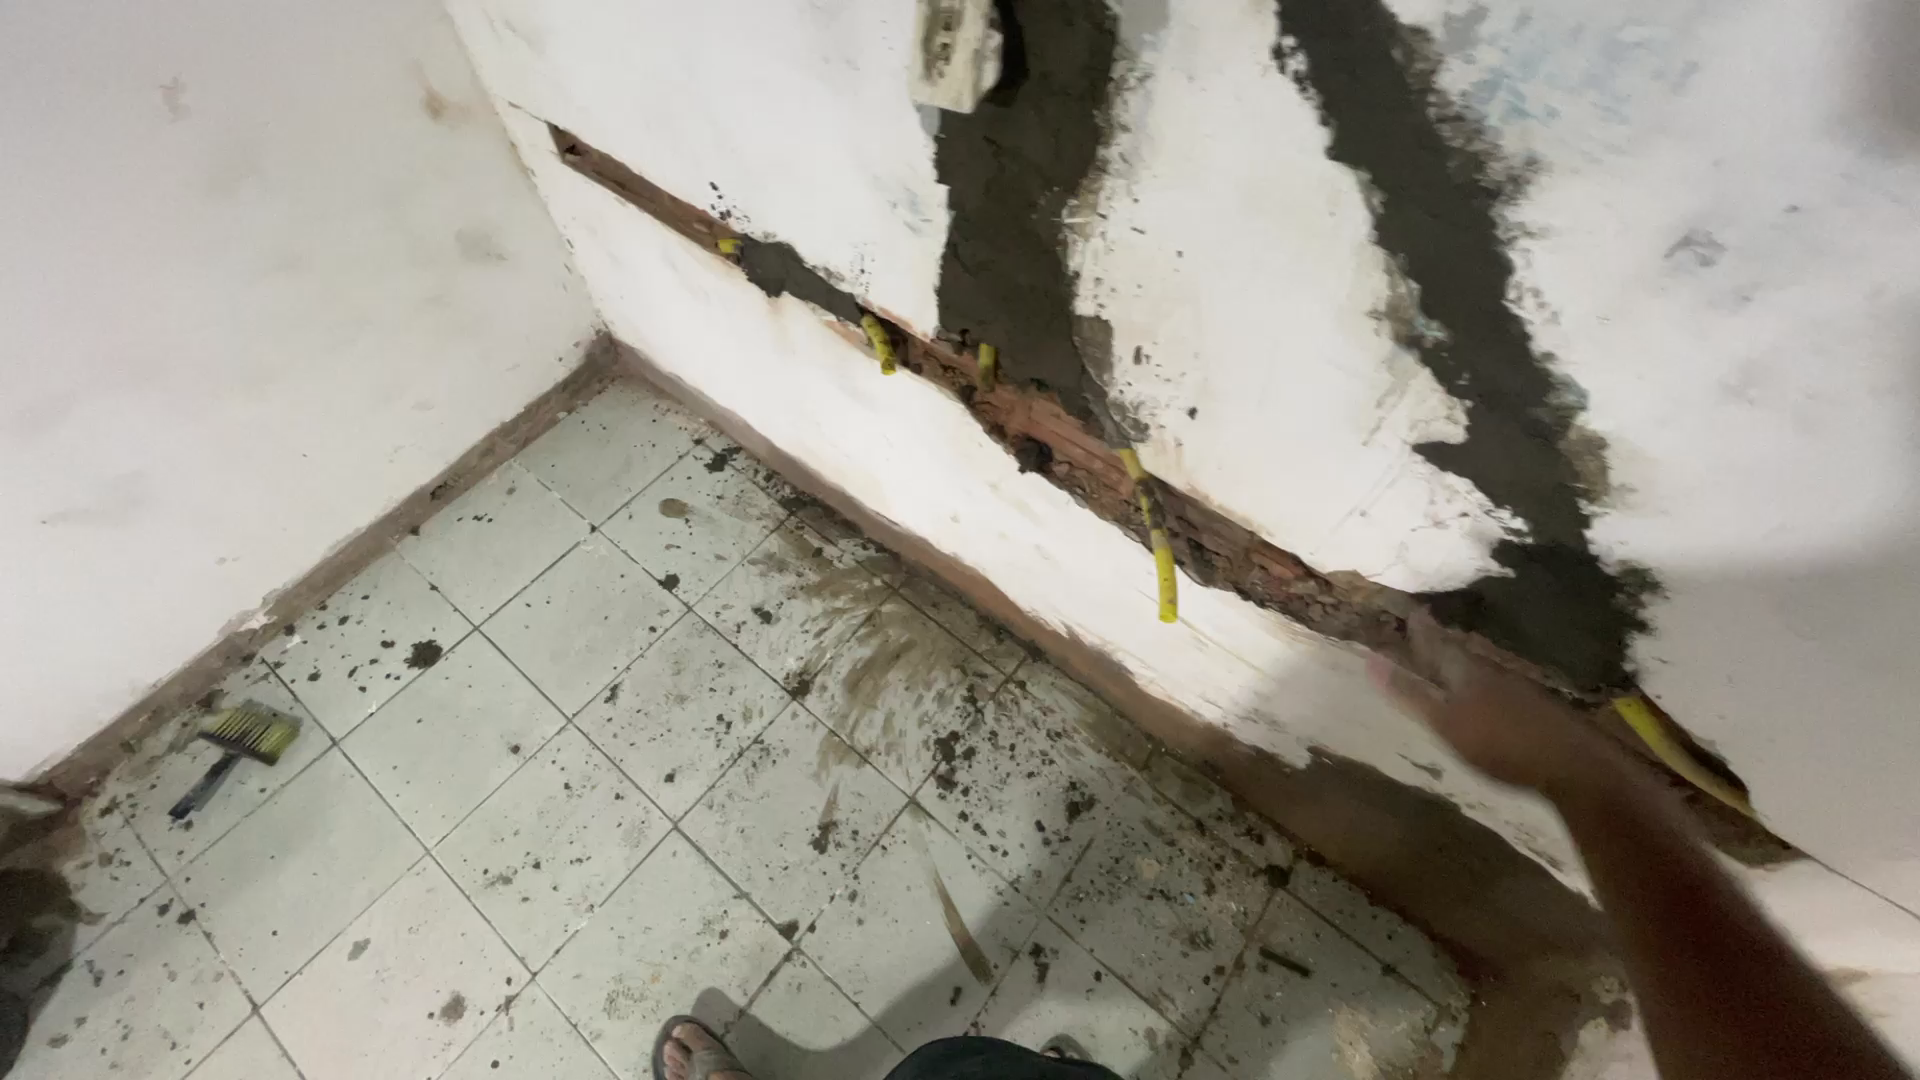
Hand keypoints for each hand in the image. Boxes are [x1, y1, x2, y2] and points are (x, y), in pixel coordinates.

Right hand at [1369, 610, 1619, 798]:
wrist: (1576, 767)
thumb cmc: (1499, 742)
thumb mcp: (1443, 721)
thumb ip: (1408, 692)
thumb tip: (1369, 659)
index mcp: (1464, 672)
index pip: (1436, 642)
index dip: (1422, 629)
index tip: (1413, 609)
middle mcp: (1489, 673)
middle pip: (1459, 653)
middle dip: (1440, 642)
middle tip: (1426, 630)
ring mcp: (1516, 691)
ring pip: (1479, 669)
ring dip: (1460, 662)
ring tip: (1447, 660)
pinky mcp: (1534, 711)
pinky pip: (1496, 686)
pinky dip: (1479, 683)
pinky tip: (1482, 696)